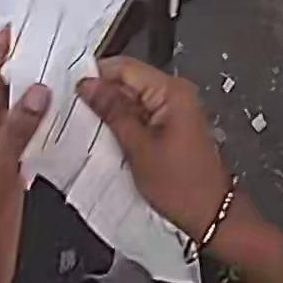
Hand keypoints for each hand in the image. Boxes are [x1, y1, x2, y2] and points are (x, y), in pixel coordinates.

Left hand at [0, 27, 49, 282]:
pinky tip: (52, 116)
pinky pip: (20, 142)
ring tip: (50, 72)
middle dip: (12, 72)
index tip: (10, 33)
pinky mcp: (4, 180)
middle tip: (38, 46)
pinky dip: (35, 127)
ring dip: (26, 98)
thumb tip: (37, 91)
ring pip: (8, 119)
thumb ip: (17, 130)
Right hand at [76, 58, 234, 238]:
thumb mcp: (138, 147)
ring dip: (110, 108)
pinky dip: (122, 120)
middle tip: (71, 107)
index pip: (126, 66)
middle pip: (129, 79)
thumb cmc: (178, 184)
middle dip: (101, 92)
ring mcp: (173, 107)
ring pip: (132, 96)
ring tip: (82, 121)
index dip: (97, 74)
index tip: (70, 87)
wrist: (212, 215)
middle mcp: (174, 92)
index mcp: (170, 90)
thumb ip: (111, 110)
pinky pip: (140, 112)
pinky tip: (103, 132)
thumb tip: (87, 84)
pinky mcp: (170, 123)